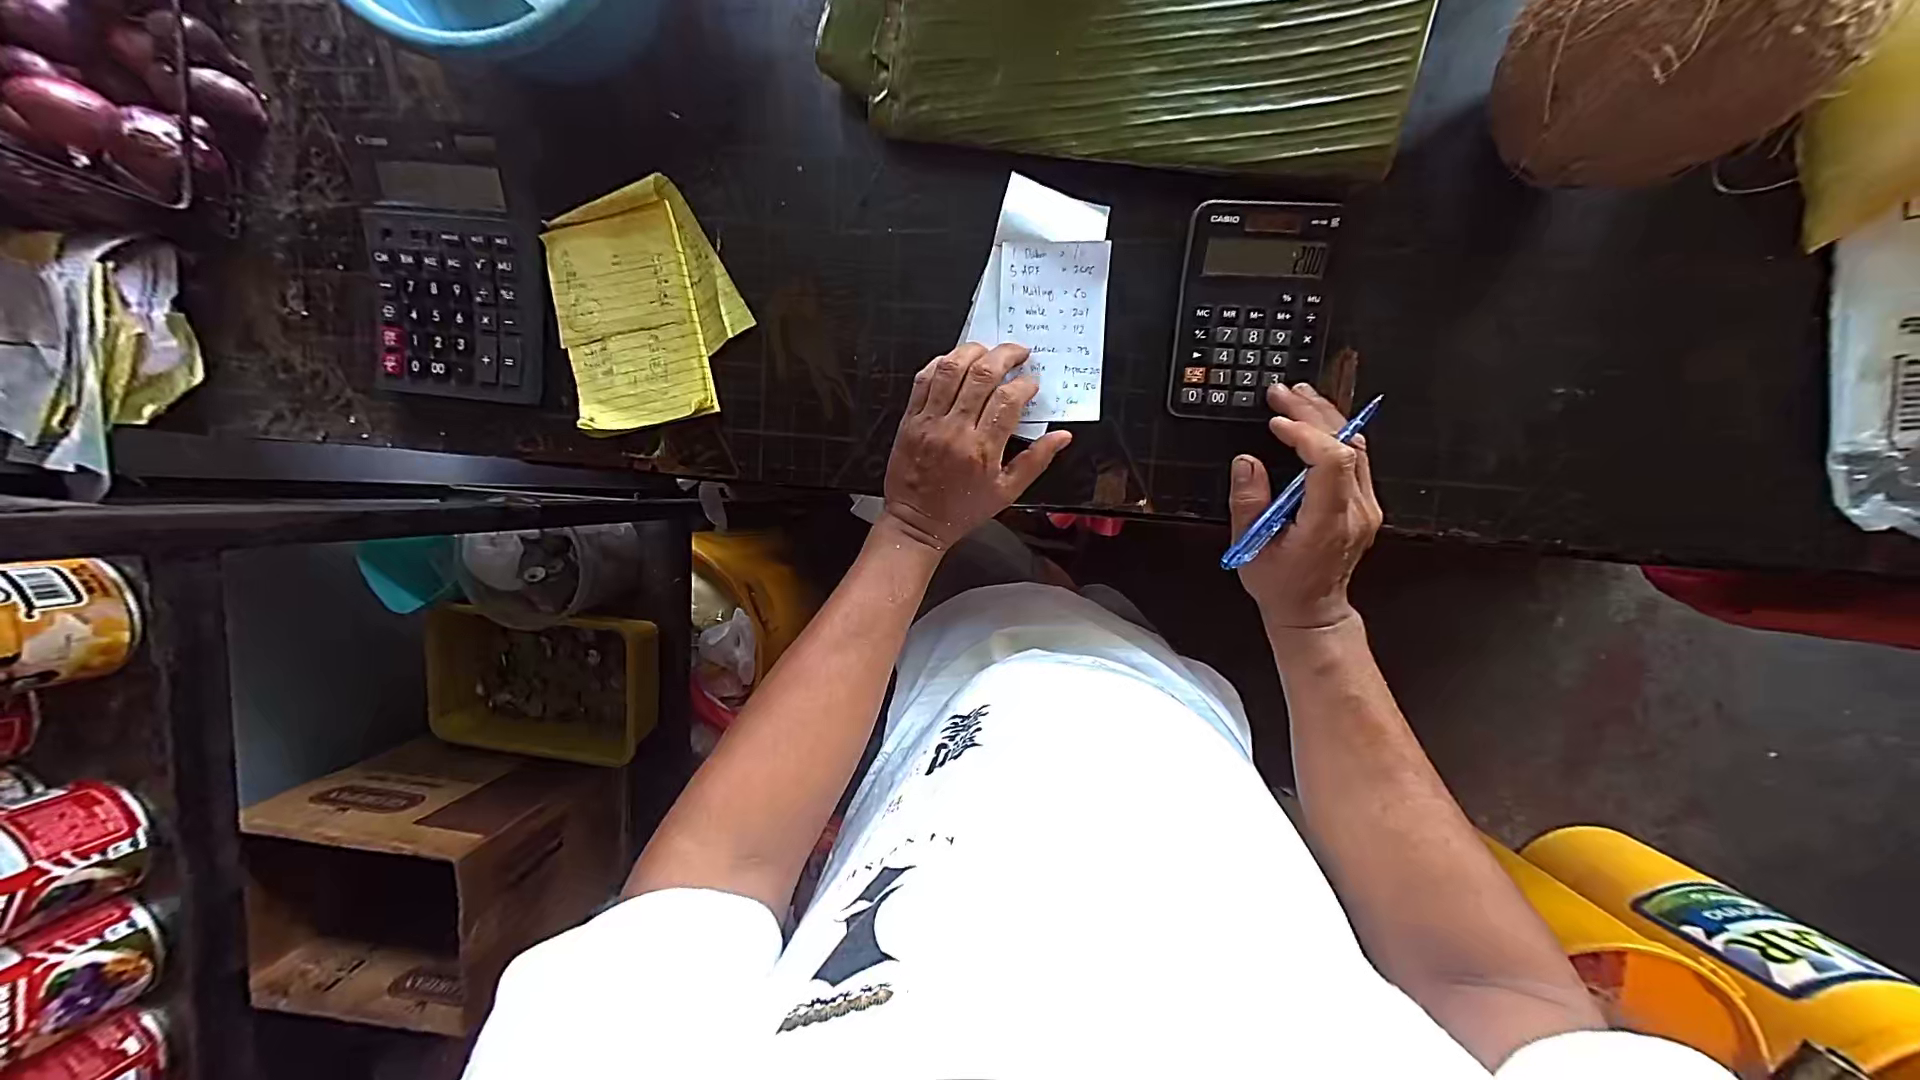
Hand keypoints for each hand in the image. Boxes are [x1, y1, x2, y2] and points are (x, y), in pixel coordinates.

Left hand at [880, 343, 1072, 551]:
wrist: (916, 522)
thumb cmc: (962, 510)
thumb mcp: (1007, 492)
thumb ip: (1036, 461)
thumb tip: (1062, 436)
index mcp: (983, 450)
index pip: (1008, 400)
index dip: (1025, 384)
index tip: (1031, 383)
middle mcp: (955, 432)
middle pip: (982, 376)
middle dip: (1005, 356)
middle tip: (1018, 352)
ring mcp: (929, 423)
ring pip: (951, 370)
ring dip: (973, 352)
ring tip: (988, 351)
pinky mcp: (910, 420)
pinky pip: (923, 380)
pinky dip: (941, 364)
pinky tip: (955, 362)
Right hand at [1229, 382, 1382, 631]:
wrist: (1312, 610)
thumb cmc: (1281, 586)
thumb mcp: (1251, 547)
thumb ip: (1248, 503)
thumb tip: (1247, 462)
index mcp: (1330, 522)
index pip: (1332, 460)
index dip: (1306, 433)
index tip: (1276, 423)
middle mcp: (1356, 510)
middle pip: (1347, 444)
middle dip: (1313, 413)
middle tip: (1283, 394)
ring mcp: (1365, 505)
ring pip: (1356, 445)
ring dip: (1326, 417)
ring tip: (1298, 397)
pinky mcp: (1362, 502)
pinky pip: (1356, 457)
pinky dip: (1334, 433)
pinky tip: (1315, 420)